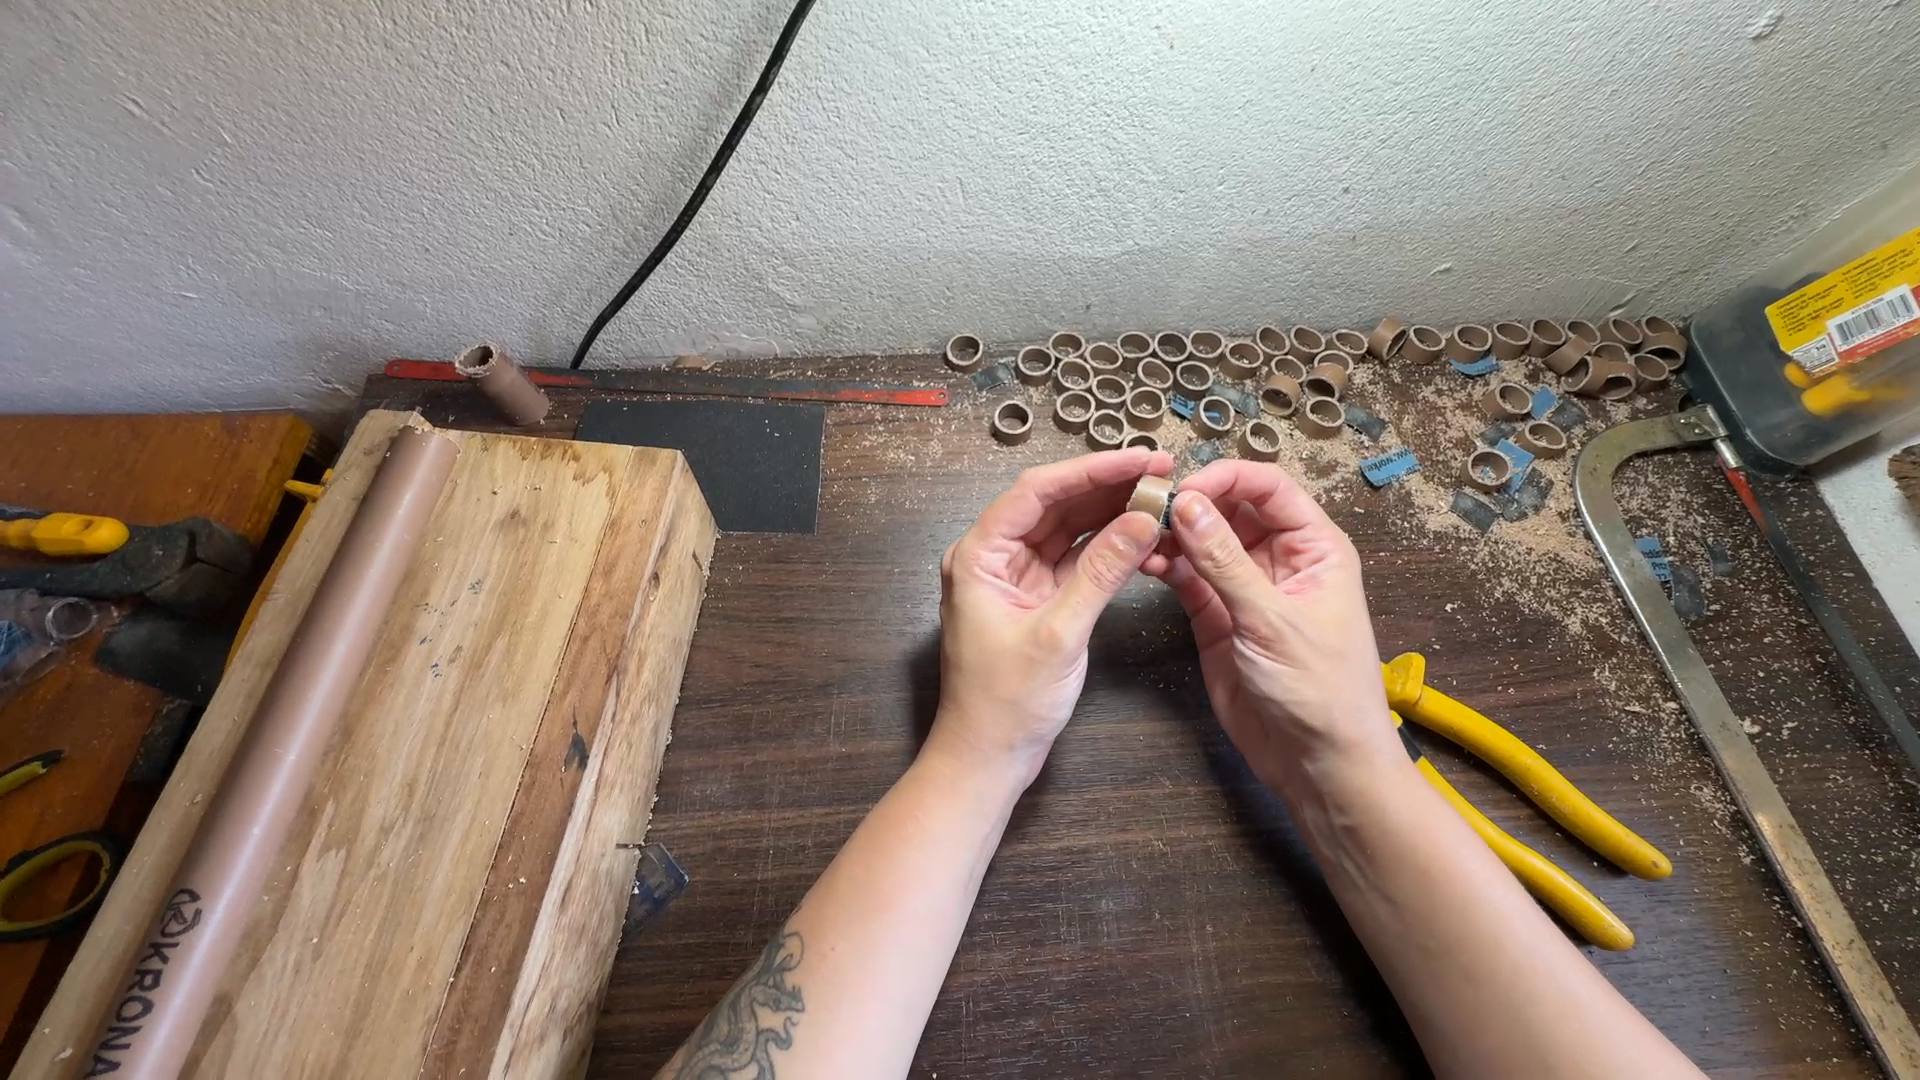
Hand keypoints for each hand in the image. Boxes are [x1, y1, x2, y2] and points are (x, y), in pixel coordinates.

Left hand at [933, 448, 1172, 780]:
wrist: (989, 757)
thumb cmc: (1006, 703)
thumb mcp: (1058, 634)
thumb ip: (1100, 573)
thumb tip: (1142, 519)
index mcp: (979, 555)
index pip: (1036, 492)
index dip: (1090, 470)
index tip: (1139, 459)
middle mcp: (994, 556)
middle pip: (1053, 504)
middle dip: (1105, 486)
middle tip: (1161, 471)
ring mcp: (1016, 576)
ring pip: (1066, 528)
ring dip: (1109, 512)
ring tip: (1159, 494)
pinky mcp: (1037, 597)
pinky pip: (1074, 559)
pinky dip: (1106, 547)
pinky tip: (1140, 533)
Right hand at [1141, 460, 1397, 786]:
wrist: (1315, 761)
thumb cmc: (1318, 688)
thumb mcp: (1272, 620)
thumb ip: (1225, 561)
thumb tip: (1187, 504)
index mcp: (1313, 548)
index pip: (1269, 489)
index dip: (1226, 479)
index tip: (1183, 489)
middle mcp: (1277, 559)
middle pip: (1231, 509)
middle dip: (1192, 504)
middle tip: (1149, 509)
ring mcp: (1242, 588)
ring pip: (1203, 541)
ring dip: (1172, 534)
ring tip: (1139, 534)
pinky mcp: (1214, 615)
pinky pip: (1187, 577)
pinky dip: (1164, 566)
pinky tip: (1143, 563)